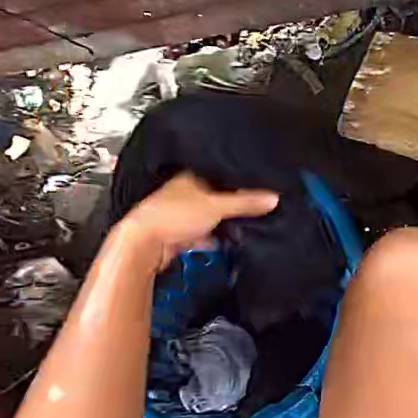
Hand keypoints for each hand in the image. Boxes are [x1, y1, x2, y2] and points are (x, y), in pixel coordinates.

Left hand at [112, 172, 280, 267]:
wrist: (145, 246)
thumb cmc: (171, 215)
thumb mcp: (218, 205)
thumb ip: (246, 201)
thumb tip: (272, 197)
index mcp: (189, 177)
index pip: (217, 171)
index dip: (236, 177)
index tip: (255, 183)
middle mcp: (184, 193)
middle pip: (215, 195)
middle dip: (231, 202)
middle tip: (253, 206)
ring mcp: (181, 214)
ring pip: (209, 215)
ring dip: (222, 222)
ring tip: (243, 224)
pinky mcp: (179, 235)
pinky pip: (204, 234)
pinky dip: (214, 237)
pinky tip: (225, 241)